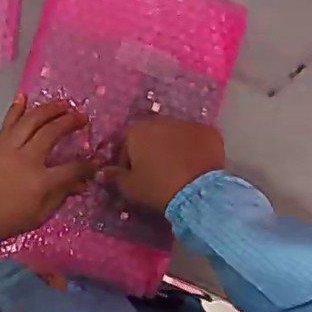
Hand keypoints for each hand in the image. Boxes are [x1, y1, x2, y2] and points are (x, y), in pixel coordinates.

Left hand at [0, 96, 94, 239]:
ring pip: (31, 120)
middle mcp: (27, 159)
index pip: (72, 168)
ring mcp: (10, 149)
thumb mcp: (40, 215)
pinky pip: (8, 122)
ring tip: (62, 103)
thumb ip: (60, 196)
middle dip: (70, 122)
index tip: (96, 160)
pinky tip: (24, 97)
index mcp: (42, 181)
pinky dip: (16, 109)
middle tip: (82, 117)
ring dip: (49, 109)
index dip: (87, 165)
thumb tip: (80, 184)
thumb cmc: (9, 220)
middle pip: (53, 132)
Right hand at [101, 117, 224, 212]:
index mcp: (137, 131)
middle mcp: (161, 120)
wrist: (197, 191)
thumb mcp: (130, 187)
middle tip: (154, 171)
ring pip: (174, 133)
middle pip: (151, 133)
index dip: (127, 159)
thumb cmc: (156, 187)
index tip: (132, 174)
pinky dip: (193, 148)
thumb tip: (102, 172)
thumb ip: (115, 176)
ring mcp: (187, 123)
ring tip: (176, 168)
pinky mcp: (209, 131)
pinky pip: (196, 138)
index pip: (125, 141)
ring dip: (172, 146)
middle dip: (150, 149)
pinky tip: (195, 165)